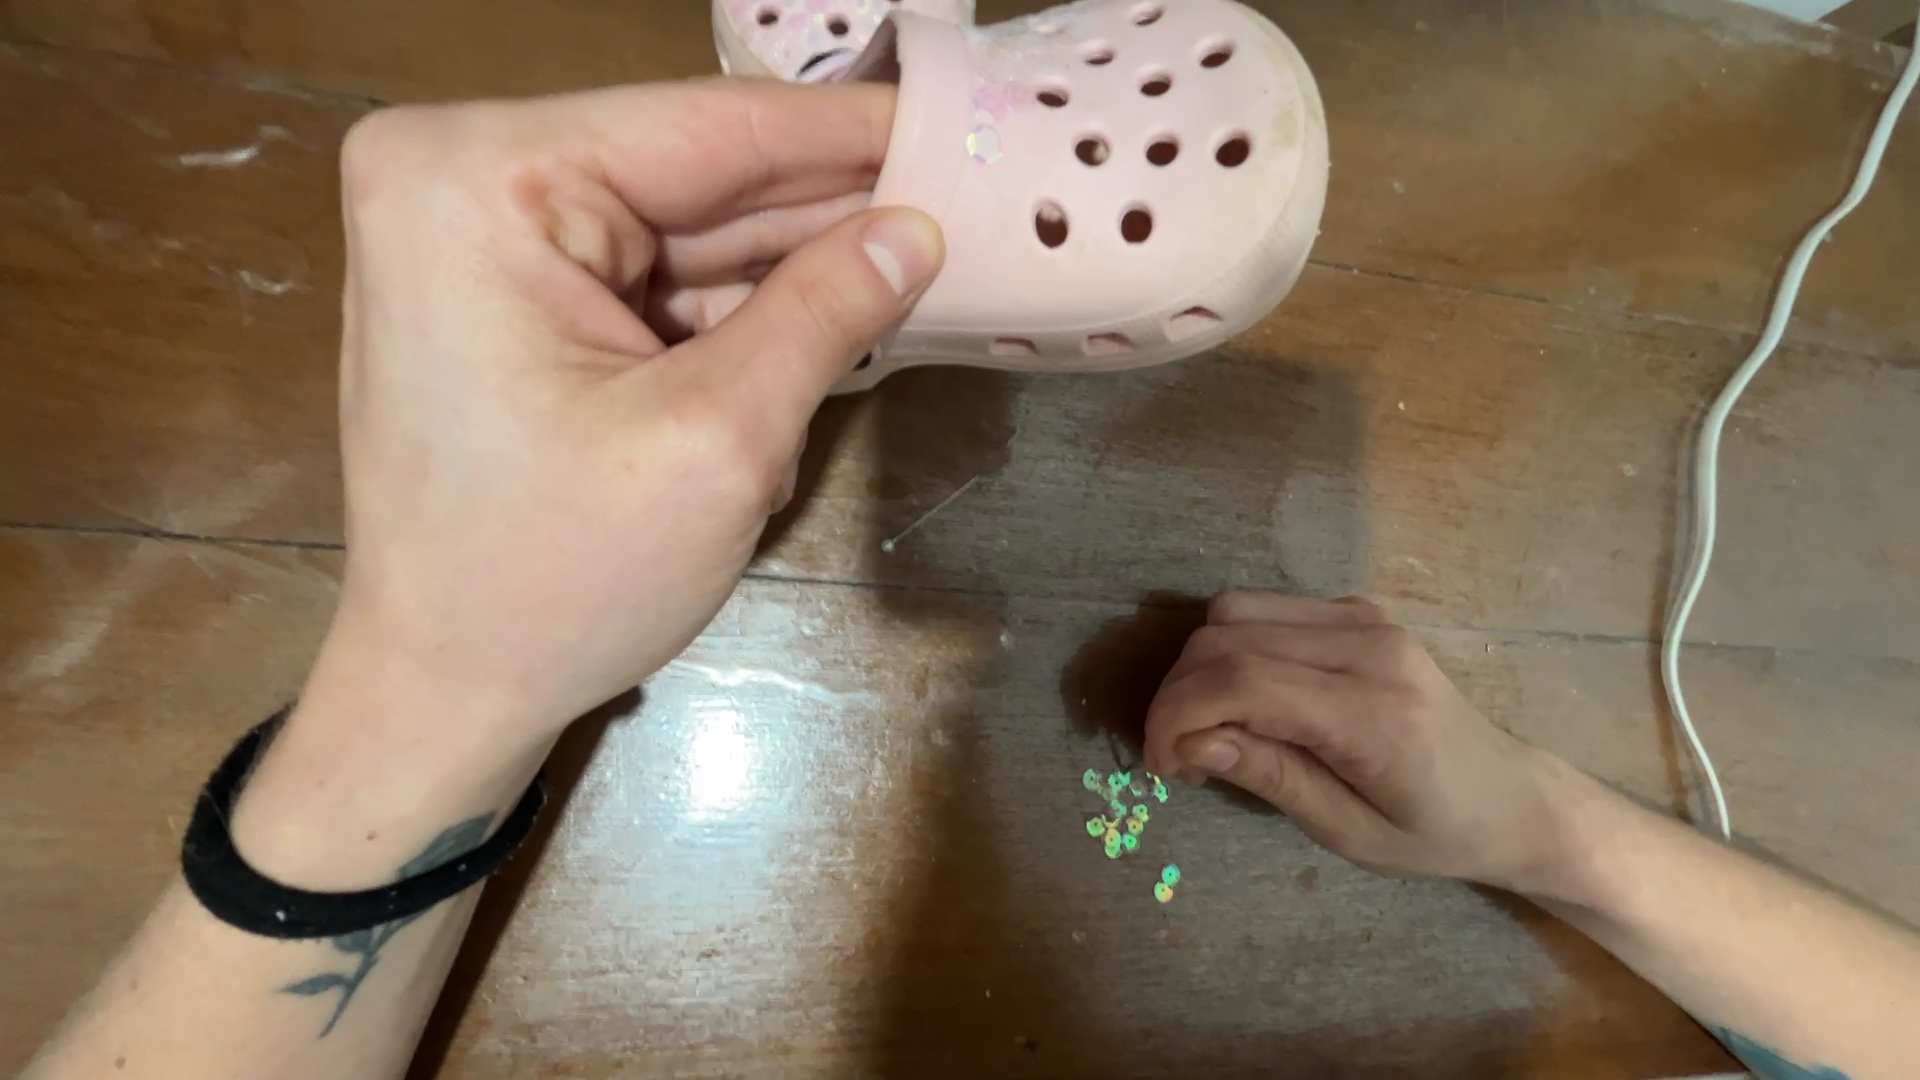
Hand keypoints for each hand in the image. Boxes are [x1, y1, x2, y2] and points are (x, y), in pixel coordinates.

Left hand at [323, 80, 942, 745]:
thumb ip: (823, 317)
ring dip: (801, 276)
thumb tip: (915, 234)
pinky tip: (835, 328)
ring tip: (917, 268)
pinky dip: (757, 322)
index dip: (845, 133)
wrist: (457, 687)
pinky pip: (676, 297)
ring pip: (700, 243)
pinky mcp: (540, 318)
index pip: (710, 130)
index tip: (948, 127)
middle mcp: (481, 189)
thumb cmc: (564, 575)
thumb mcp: (720, 438)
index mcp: (484, 182)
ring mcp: (506, 255)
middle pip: (704, 183)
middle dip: (830, 210)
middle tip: (955, 204)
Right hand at [1143, 592, 1584, 895]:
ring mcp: (1361, 618)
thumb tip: (1190, 744)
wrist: (1514, 796)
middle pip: (1225, 639)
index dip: (1177, 715)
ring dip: (1197, 669)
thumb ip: (1269, 777)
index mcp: (1374, 713)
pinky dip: (1228, 649)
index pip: (1243, 683)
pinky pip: (1259, 610)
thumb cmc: (1436, 833)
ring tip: (1206, 724)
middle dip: (1177, 695)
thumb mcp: (1349, 834)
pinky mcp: (1354, 610)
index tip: (1159, 764)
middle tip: (1177, 755)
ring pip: (1232, 612)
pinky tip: (1242, 695)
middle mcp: (1367, 646)